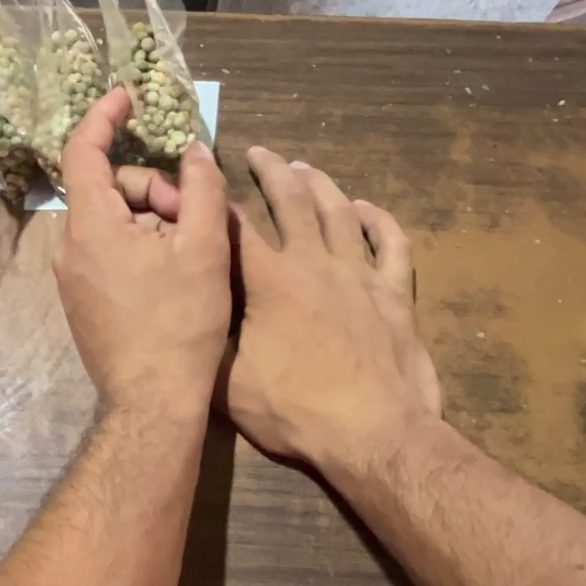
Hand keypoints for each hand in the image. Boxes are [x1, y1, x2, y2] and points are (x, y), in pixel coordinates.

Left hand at [54, 88, 230, 420]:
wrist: (151, 402)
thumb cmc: (180, 325)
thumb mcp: (205, 250)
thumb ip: (203, 190)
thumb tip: (196, 152)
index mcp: (90, 226)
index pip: (83, 150)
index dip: (104, 117)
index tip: (127, 97)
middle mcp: (70, 248)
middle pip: (107, 189)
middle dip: (153, 188)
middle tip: (193, 215)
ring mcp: (72, 278)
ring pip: (110, 222)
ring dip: (150, 219)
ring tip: (190, 249)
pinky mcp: (81, 302)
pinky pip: (106, 252)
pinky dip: (138, 245)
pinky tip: (171, 272)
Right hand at [222, 145, 441, 474]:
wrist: (373, 434)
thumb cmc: (294, 409)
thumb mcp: (227, 382)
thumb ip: (206, 338)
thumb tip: (189, 307)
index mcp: (269, 280)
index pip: (236, 227)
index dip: (217, 202)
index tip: (203, 182)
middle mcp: (314, 262)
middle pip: (291, 202)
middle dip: (270, 172)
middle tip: (259, 151)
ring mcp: (359, 274)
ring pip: (339, 213)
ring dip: (319, 185)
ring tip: (303, 167)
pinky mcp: (395, 294)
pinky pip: (391, 244)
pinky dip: (378, 220)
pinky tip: (366, 208)